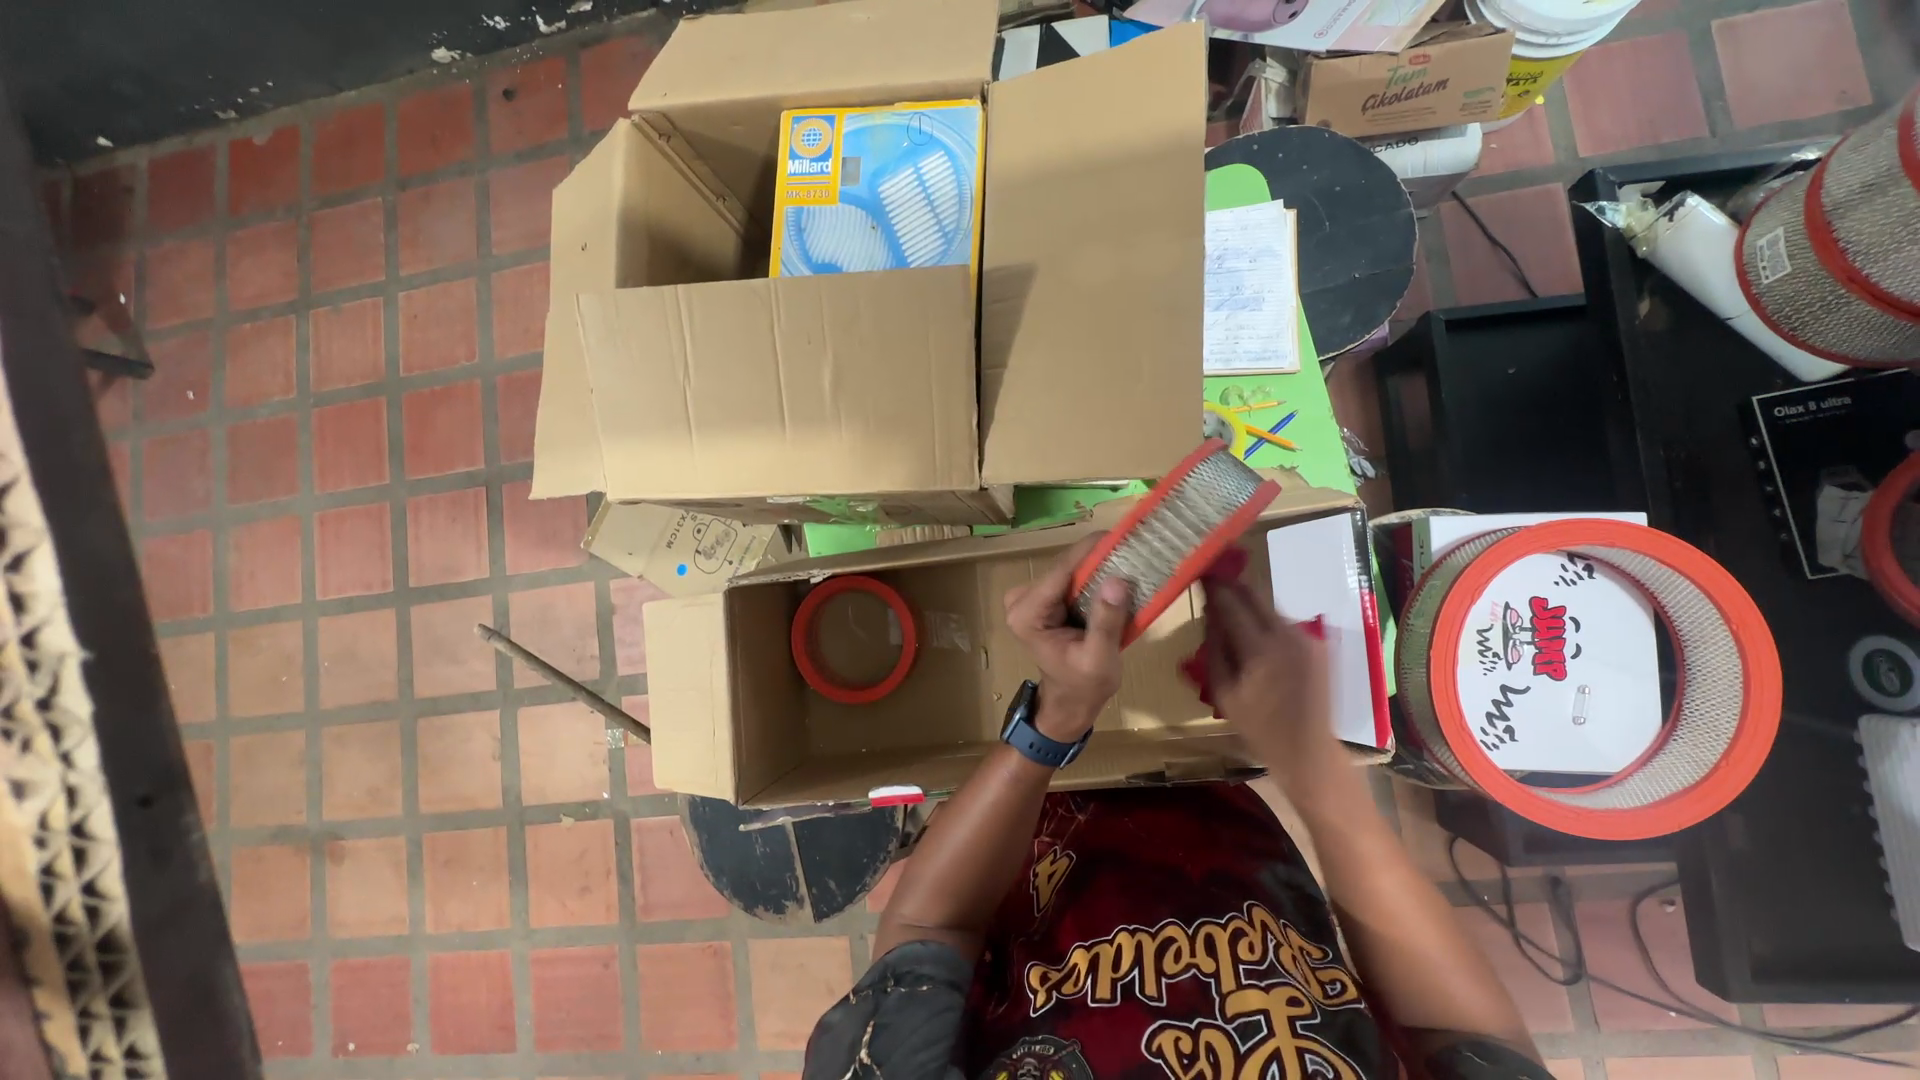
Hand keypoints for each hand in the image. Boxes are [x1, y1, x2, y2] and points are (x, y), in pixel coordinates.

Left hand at [1003, 534, 1130, 741]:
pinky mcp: (1043, 596)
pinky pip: (1071, 577)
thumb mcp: (1099, 658)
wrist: (1072, 701)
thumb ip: (1106, 621)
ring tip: (1130, 559)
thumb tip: (1117, 581)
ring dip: (1098, 566)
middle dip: (1098, 559)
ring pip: (1069, 569)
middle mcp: (1021, 600)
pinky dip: (1093, 576)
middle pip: (1065, 567)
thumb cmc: (1083, 686)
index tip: (1118, 534)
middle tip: (1133, 548)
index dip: (1089, 551)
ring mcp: (1030, 597)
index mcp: (1027, 615)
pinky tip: (1116, 574)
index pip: (1060, 572)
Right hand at [1199, 575, 1342, 793]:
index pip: (1231, 604)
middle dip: (1233, 585)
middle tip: (1215, 578)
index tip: (1200, 575)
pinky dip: (1268, 621)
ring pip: (1271, 607)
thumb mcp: (1223, 693)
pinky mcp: (1319, 645)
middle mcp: (1287, 634)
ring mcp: (1307, 638)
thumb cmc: (1260, 729)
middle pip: (1255, 595)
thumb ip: (1214, 650)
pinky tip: (1257, 631)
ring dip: (1251, 603)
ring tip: (1232, 606)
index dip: (1214, 587)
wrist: (1310, 750)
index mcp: (1259, 648)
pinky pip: (1286, 623)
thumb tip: (1209, 618)